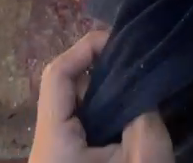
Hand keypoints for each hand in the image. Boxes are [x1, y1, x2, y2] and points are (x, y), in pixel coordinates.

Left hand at [29, 31, 174, 162]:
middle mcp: (46, 144)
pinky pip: (82, 127)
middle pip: (68, 87)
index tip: (123, 42)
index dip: (87, 47)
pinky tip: (132, 118)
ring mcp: (55, 156)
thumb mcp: (143, 156)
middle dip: (105, 69)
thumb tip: (146, 83)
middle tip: (140, 63)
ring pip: (77, 107)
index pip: (57, 73)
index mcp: (53, 141)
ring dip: (109, 93)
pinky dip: (107, 114)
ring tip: (141, 88)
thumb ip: (145, 113)